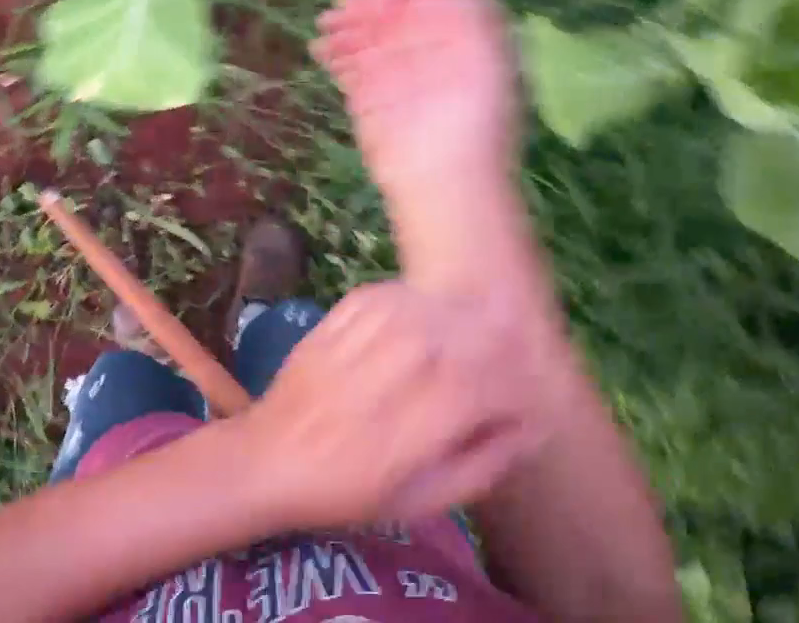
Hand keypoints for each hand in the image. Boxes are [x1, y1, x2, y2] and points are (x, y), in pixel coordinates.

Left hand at [242, 281, 547, 526]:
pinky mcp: (326, 325)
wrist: (269, 458)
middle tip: (508, 360)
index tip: (526, 396)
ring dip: (455, 317)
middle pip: (456, 339)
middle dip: (495, 344)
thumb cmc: (348, 490)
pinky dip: (408, 300)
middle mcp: (380, 378)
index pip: (482, 386)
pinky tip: (421, 315)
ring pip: (420, 311)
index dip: (517, 385)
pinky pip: (378, 298)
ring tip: (470, 335)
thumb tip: (529, 426)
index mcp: (409, 429)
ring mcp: (350, 346)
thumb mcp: (423, 499)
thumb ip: (481, 464)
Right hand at [311, 0, 521, 197]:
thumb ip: (459, 7)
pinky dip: (334, 54)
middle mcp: (437, 45)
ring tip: (325, 32)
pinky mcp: (372, 98)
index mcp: (471, 31)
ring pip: (369, 33)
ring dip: (345, 27)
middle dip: (368, 4)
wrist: (441, 181)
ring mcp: (402, 72)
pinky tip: (322, 53)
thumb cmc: (468, 119)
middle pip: (399, 7)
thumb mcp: (480, 51)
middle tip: (340, 10)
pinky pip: (350, 65)